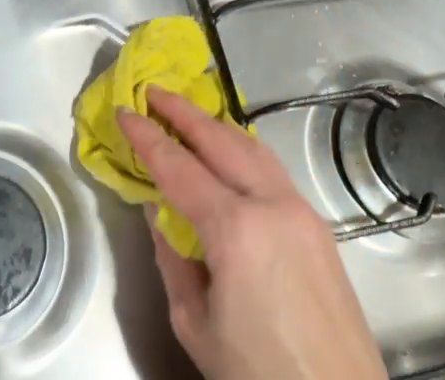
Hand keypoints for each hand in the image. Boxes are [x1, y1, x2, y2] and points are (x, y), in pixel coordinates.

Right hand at [118, 88, 385, 379]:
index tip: (125, 111)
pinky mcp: (319, 226)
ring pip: (253, 148)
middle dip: (184, 112)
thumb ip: (173, 258)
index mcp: (236, 229)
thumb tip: (159, 213)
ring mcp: (302, 211)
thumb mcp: (196, 323)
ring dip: (216, 126)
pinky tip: (229, 153)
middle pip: (221, 141)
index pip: (179, 167)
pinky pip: (273, 171)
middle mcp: (273, 205)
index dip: (148, 138)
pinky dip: (243, 150)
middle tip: (154, 92)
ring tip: (187, 113)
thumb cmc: (257, 371)